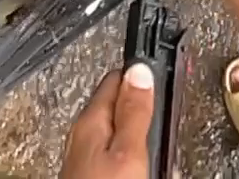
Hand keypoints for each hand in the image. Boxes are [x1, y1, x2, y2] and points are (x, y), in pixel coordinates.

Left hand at [58, 64, 155, 178]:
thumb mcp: (127, 152)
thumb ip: (134, 112)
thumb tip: (139, 70)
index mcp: (90, 121)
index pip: (116, 79)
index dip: (139, 76)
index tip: (156, 78)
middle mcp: (81, 136)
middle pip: (114, 105)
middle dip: (136, 105)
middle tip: (157, 107)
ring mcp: (83, 159)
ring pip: (114, 131)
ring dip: (133, 131)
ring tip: (150, 134)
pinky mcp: (89, 176)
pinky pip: (112, 154)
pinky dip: (127, 152)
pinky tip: (135, 163)